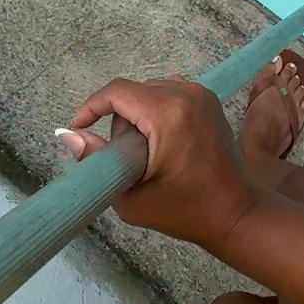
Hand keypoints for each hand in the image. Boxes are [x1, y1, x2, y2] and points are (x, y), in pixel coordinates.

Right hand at [59, 76, 261, 251]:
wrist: (235, 213)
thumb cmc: (183, 210)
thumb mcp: (131, 194)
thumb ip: (98, 159)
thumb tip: (68, 135)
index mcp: (168, 113)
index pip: (117, 92)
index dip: (91, 107)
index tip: (77, 128)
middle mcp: (186, 93)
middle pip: (134, 92)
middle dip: (120, 122)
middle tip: (125, 159)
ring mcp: (201, 93)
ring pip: (150, 91)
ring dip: (138, 116)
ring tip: (144, 154)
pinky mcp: (209, 99)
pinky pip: (169, 92)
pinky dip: (157, 111)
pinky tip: (161, 142)